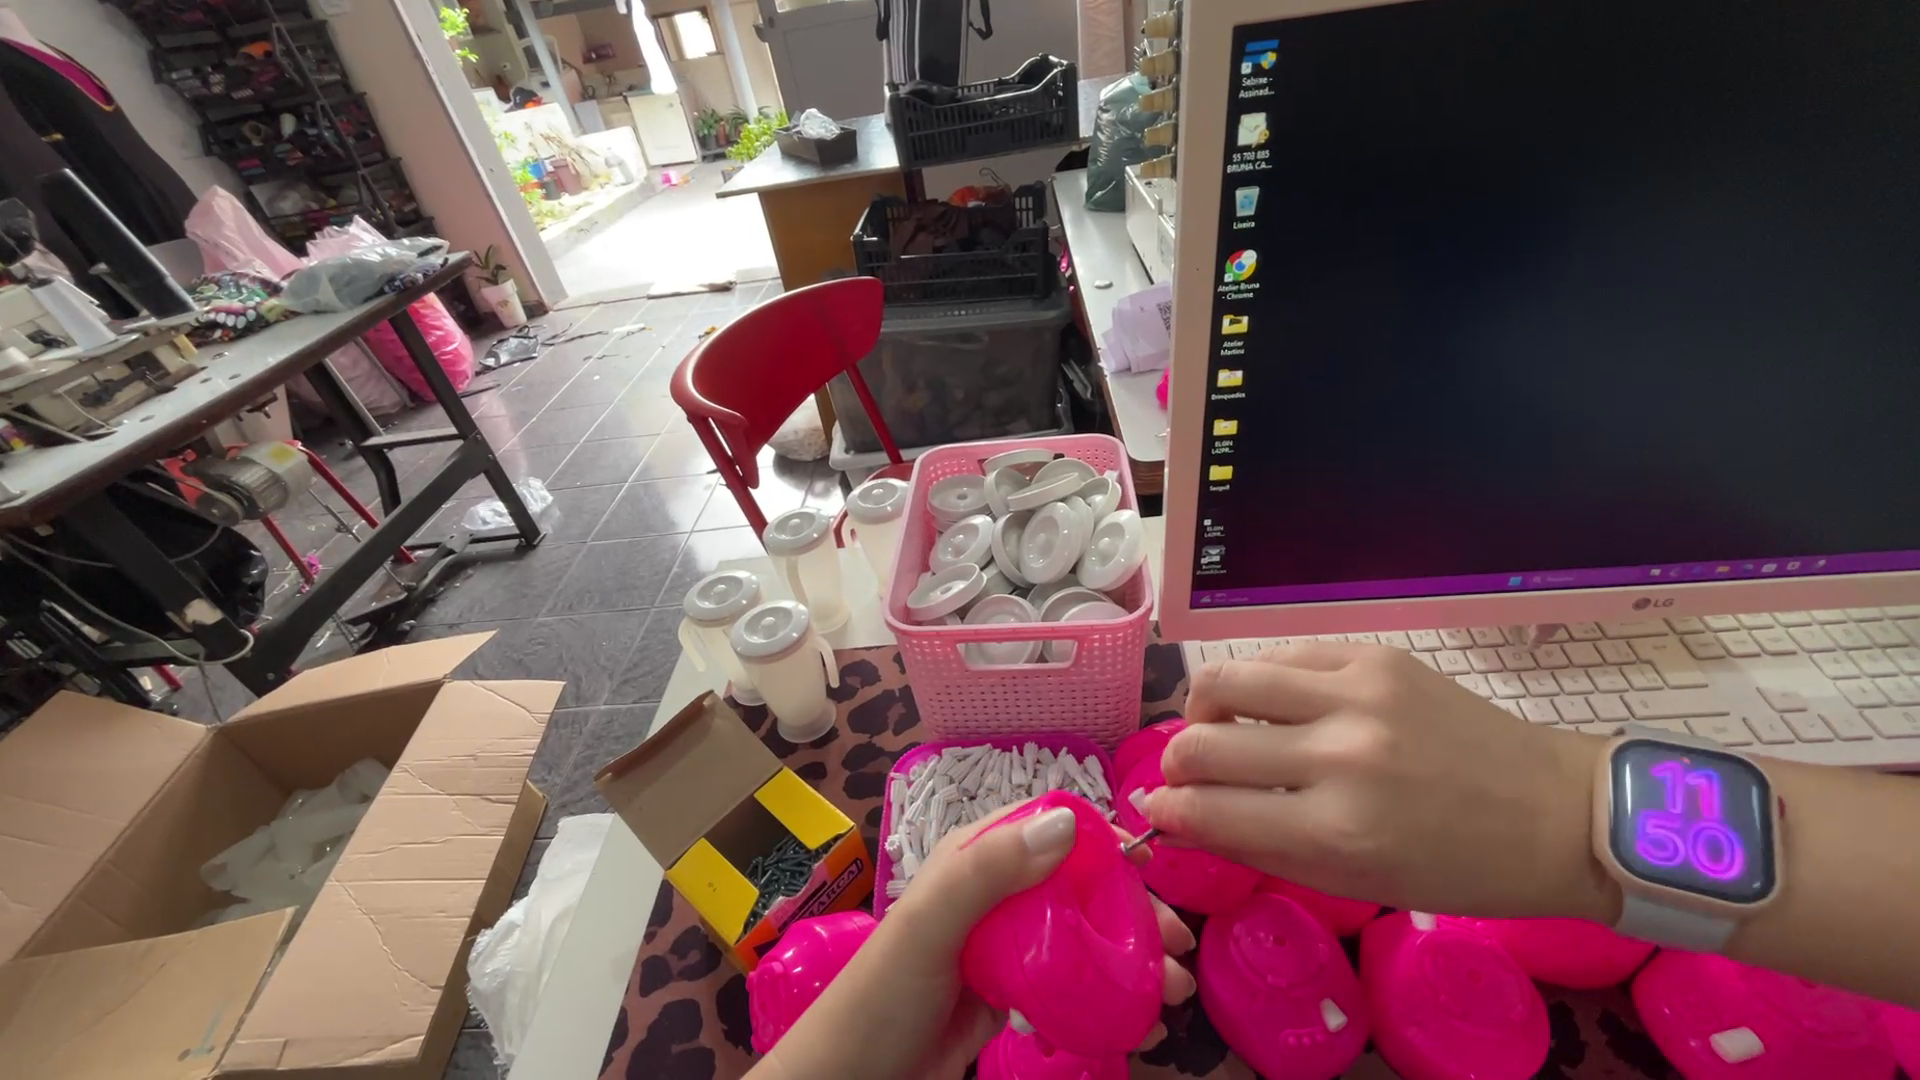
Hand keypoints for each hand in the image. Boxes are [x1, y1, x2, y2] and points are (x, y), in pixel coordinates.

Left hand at [757, 801, 1196, 1079]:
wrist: (856, 1077)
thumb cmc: (888, 991)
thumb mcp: (931, 923)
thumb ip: (989, 869)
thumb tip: (1069, 821)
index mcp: (977, 856)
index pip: (1050, 826)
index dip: (1104, 837)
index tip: (1152, 865)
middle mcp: (997, 889)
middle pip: (1078, 881)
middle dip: (1132, 904)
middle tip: (1179, 939)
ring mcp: (1008, 941)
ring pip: (1082, 931)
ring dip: (1130, 952)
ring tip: (1174, 987)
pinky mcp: (1014, 989)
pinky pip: (1071, 980)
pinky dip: (1108, 993)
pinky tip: (1138, 1017)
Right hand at [1145, 641, 1618, 921]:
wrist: (1555, 810)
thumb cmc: (1454, 867)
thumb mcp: (1351, 880)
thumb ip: (1254, 845)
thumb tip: (1176, 815)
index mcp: (1338, 832)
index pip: (1209, 810)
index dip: (1166, 808)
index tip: (1153, 805)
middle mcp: (1339, 755)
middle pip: (1203, 742)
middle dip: (1175, 762)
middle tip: (1183, 772)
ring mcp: (1355, 694)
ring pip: (1224, 678)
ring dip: (1202, 709)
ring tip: (1218, 726)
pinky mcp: (1370, 655)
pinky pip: (1276, 657)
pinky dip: (1256, 684)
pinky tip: (1273, 704)